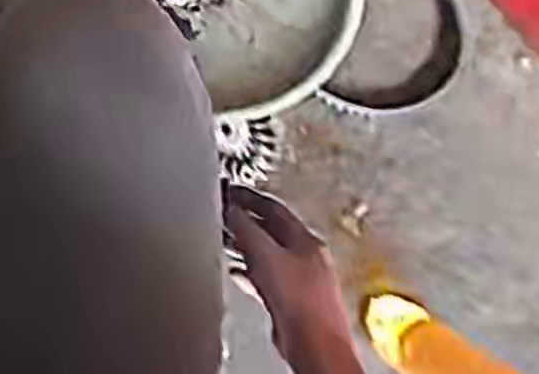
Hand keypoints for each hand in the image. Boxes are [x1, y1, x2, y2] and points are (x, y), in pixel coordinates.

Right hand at [225, 185, 363, 373]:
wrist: (313, 348)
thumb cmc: (300, 302)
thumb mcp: (262, 251)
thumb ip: (244, 225)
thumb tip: (231, 210)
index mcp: (308, 242)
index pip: (274, 207)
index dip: (249, 196)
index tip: (230, 190)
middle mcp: (309, 259)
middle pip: (271, 230)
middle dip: (246, 221)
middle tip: (225, 213)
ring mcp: (303, 281)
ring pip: (268, 253)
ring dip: (245, 245)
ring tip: (226, 238)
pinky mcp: (294, 301)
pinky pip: (266, 275)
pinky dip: (249, 269)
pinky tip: (239, 271)